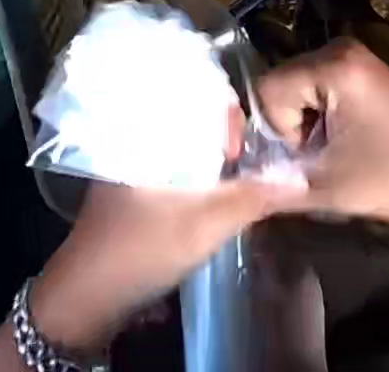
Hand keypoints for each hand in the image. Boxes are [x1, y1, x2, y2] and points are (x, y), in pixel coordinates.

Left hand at [28, 114, 299, 352]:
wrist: (89, 292)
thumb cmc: (143, 246)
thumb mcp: (204, 223)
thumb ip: (251, 197)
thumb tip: (300, 176)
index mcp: (143, 126)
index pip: (192, 96)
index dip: (226, 116)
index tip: (243, 149)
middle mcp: (134, 133)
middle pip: (188, 118)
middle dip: (222, 136)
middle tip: (246, 161)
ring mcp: (129, 157)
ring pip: (180, 141)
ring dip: (209, 154)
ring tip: (237, 171)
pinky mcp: (131, 180)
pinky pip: (171, 159)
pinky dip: (194, 168)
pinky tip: (212, 185)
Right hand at [255, 38, 388, 224]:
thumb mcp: (337, 188)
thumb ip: (280, 186)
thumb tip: (235, 192)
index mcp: (329, 65)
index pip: (266, 92)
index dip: (276, 133)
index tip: (305, 164)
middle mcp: (334, 49)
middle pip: (279, 87)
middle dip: (290, 130)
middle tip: (320, 163)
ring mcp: (349, 56)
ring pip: (296, 91)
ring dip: (306, 128)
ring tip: (336, 157)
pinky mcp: (360, 70)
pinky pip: (317, 90)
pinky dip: (321, 119)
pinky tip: (347, 145)